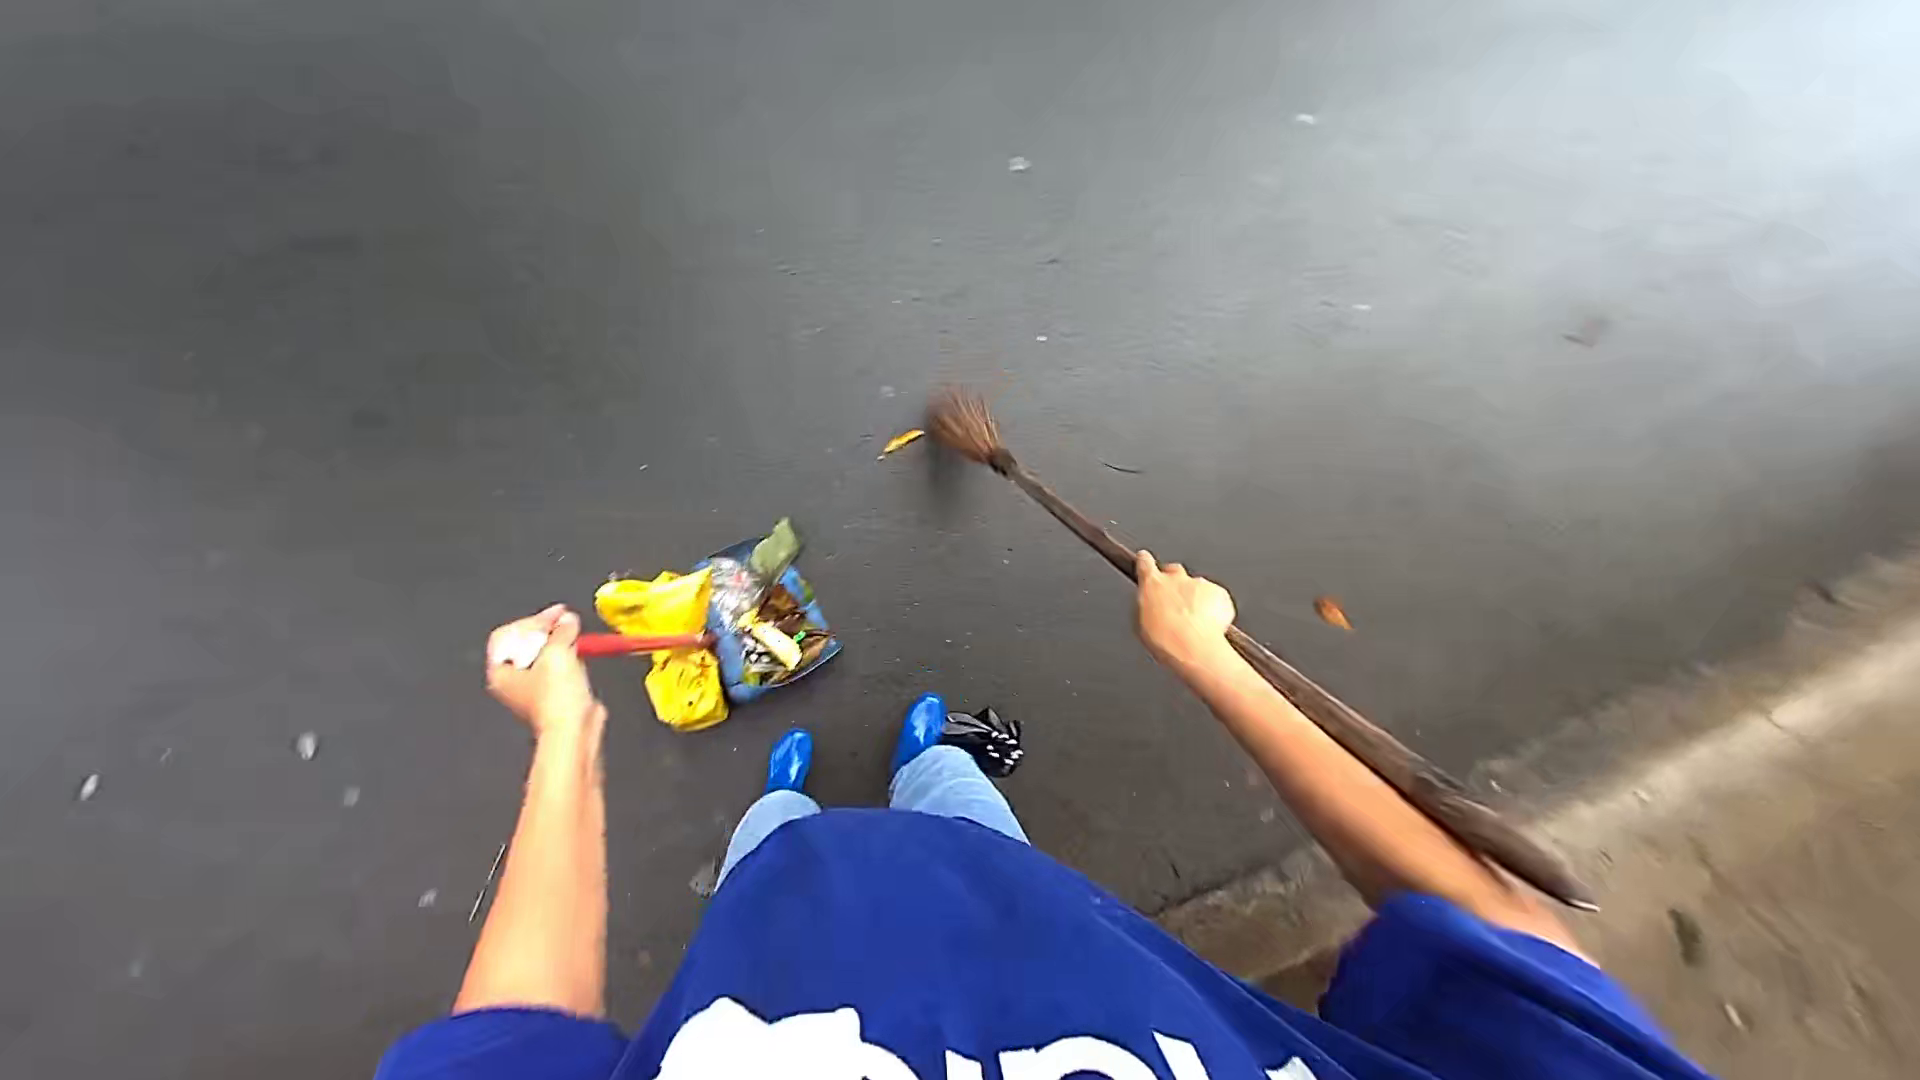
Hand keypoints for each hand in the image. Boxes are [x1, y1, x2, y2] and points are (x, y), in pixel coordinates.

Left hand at [485, 605, 605, 738]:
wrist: (574, 727)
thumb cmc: (556, 699)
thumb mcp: (557, 653)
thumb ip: (562, 631)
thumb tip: (568, 619)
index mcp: (501, 671)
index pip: (509, 635)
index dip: (532, 621)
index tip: (555, 614)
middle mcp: (513, 680)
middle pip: (525, 643)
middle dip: (547, 630)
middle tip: (565, 620)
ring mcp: (534, 686)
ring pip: (543, 654)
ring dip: (559, 642)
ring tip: (574, 635)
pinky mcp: (554, 691)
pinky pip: (558, 666)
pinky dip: (568, 655)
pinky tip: (579, 652)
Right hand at [1134, 550, 1236, 674]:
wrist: (1192, 648)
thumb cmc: (1165, 639)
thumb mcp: (1142, 624)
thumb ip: (1146, 606)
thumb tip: (1150, 606)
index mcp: (1152, 583)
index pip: (1145, 562)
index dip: (1145, 561)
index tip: (1144, 559)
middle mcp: (1176, 578)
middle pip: (1174, 571)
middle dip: (1175, 582)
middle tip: (1176, 602)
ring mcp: (1199, 584)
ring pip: (1197, 586)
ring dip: (1196, 598)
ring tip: (1195, 623)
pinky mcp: (1219, 593)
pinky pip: (1216, 597)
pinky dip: (1214, 607)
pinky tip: (1209, 625)